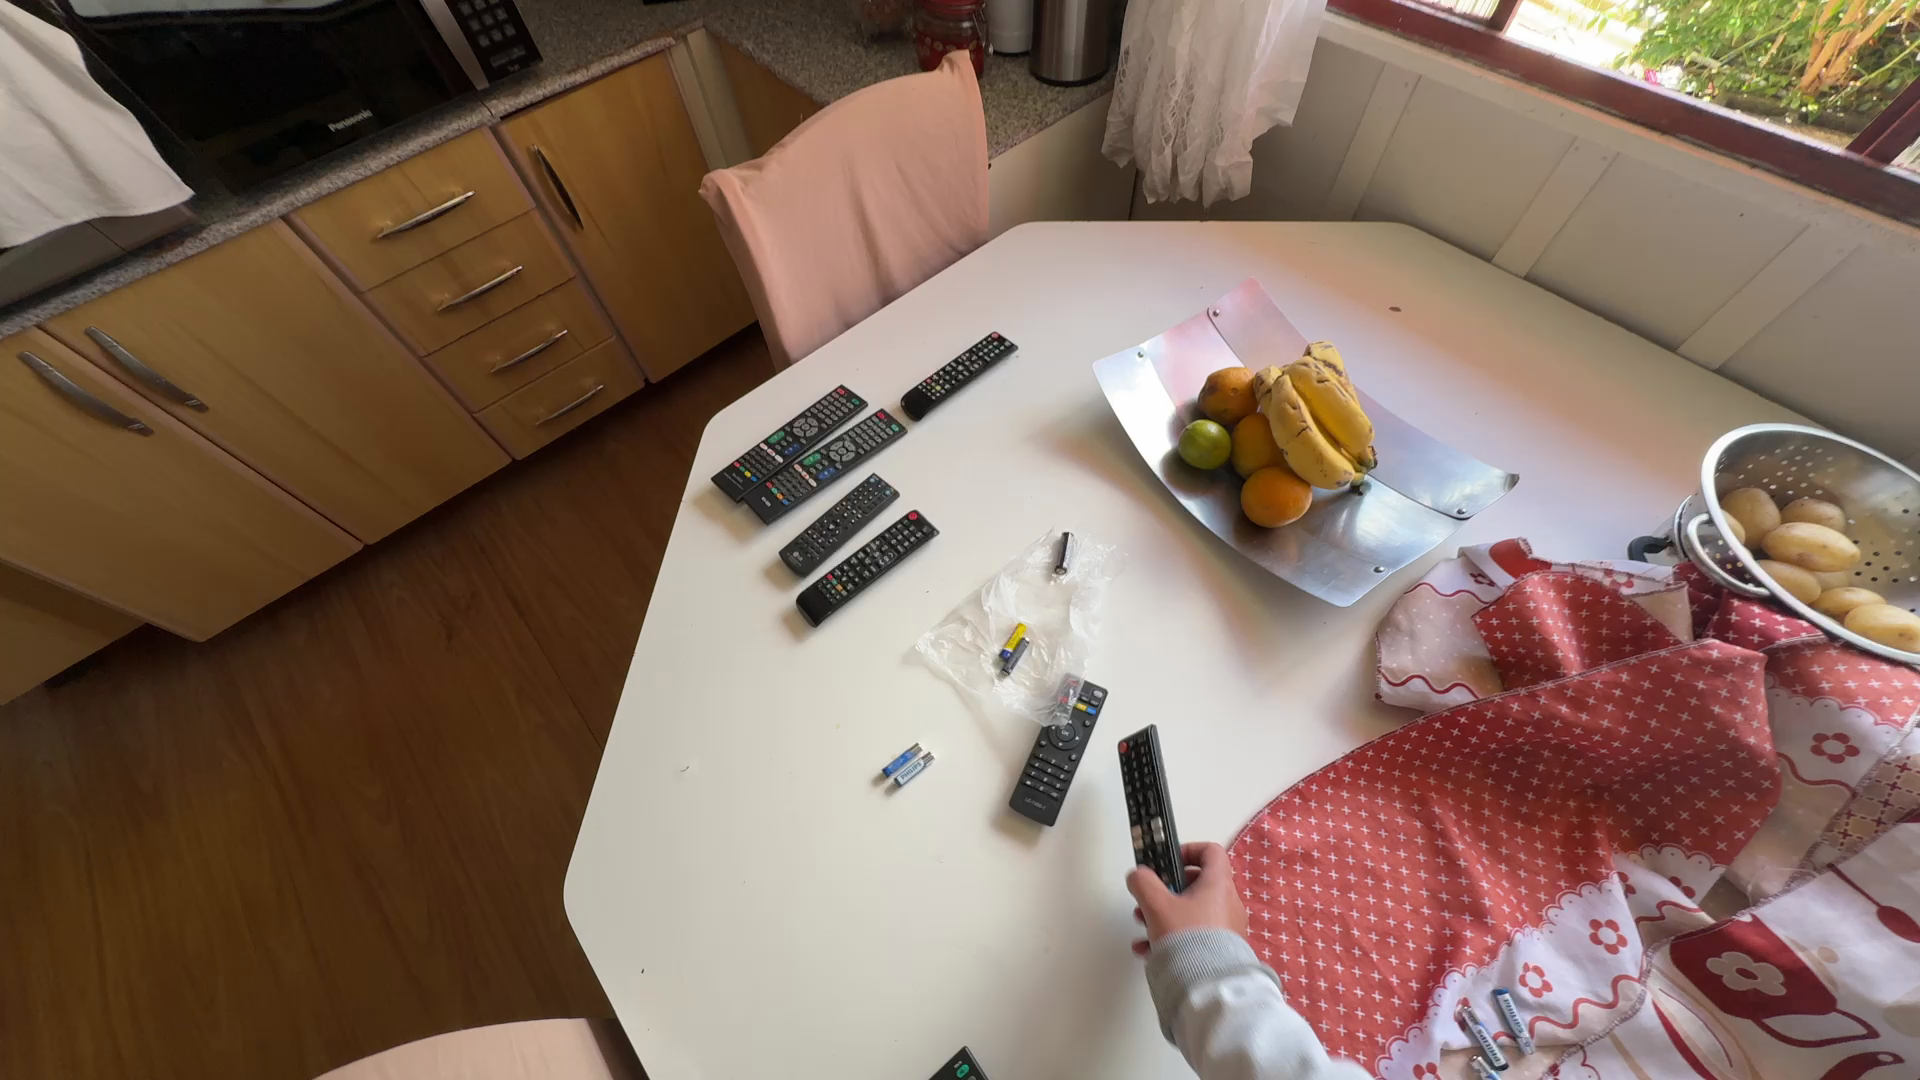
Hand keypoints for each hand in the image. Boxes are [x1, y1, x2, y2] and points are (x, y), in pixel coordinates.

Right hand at [1125, 842, 1247, 957]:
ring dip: (1165, 914)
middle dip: (1167, 890)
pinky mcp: (1223, 953)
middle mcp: (1228, 904)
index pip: (1210, 852)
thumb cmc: (1186, 937)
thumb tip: (1138, 876)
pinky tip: (1148, 950)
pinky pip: (1196, 936)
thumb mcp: (1156, 904)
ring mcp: (1228, 930)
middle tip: (1149, 898)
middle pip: (1197, 884)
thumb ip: (1142, 882)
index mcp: (1218, 885)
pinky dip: (1173, 937)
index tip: (1168, 861)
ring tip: (1143, 926)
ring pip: (1193, 912)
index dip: (1188, 850)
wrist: (1209, 990)